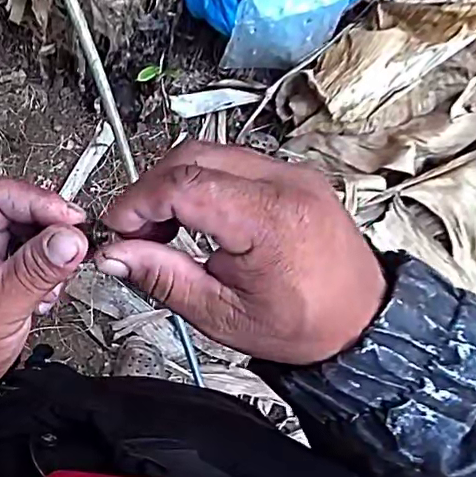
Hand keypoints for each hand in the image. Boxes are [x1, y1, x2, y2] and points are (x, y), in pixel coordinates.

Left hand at [0, 179, 88, 390]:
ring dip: (51, 256)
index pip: (3, 195)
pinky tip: (44, 296)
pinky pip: (34, 258)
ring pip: (32, 235)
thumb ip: (36, 270)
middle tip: (73, 249)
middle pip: (22, 211)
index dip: (40, 202)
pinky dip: (47, 274)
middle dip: (51, 231)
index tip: (72, 220)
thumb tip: (69, 238)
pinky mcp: (3, 273)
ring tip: (52, 283)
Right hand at [93, 142, 384, 364]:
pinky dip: (195, 183)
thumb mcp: (220, 313)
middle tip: (134, 231)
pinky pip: (227, 161)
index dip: (136, 203)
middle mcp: (285, 184)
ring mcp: (290, 173)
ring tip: (161, 228)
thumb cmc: (305, 324)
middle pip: (188, 158)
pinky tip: (190, 218)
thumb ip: (161, 277)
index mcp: (270, 219)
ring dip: (169, 185)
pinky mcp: (288, 175)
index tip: (117, 228)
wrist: (360, 322)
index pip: (181, 184)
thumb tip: (115, 254)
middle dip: (147, 191)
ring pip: (204, 152)